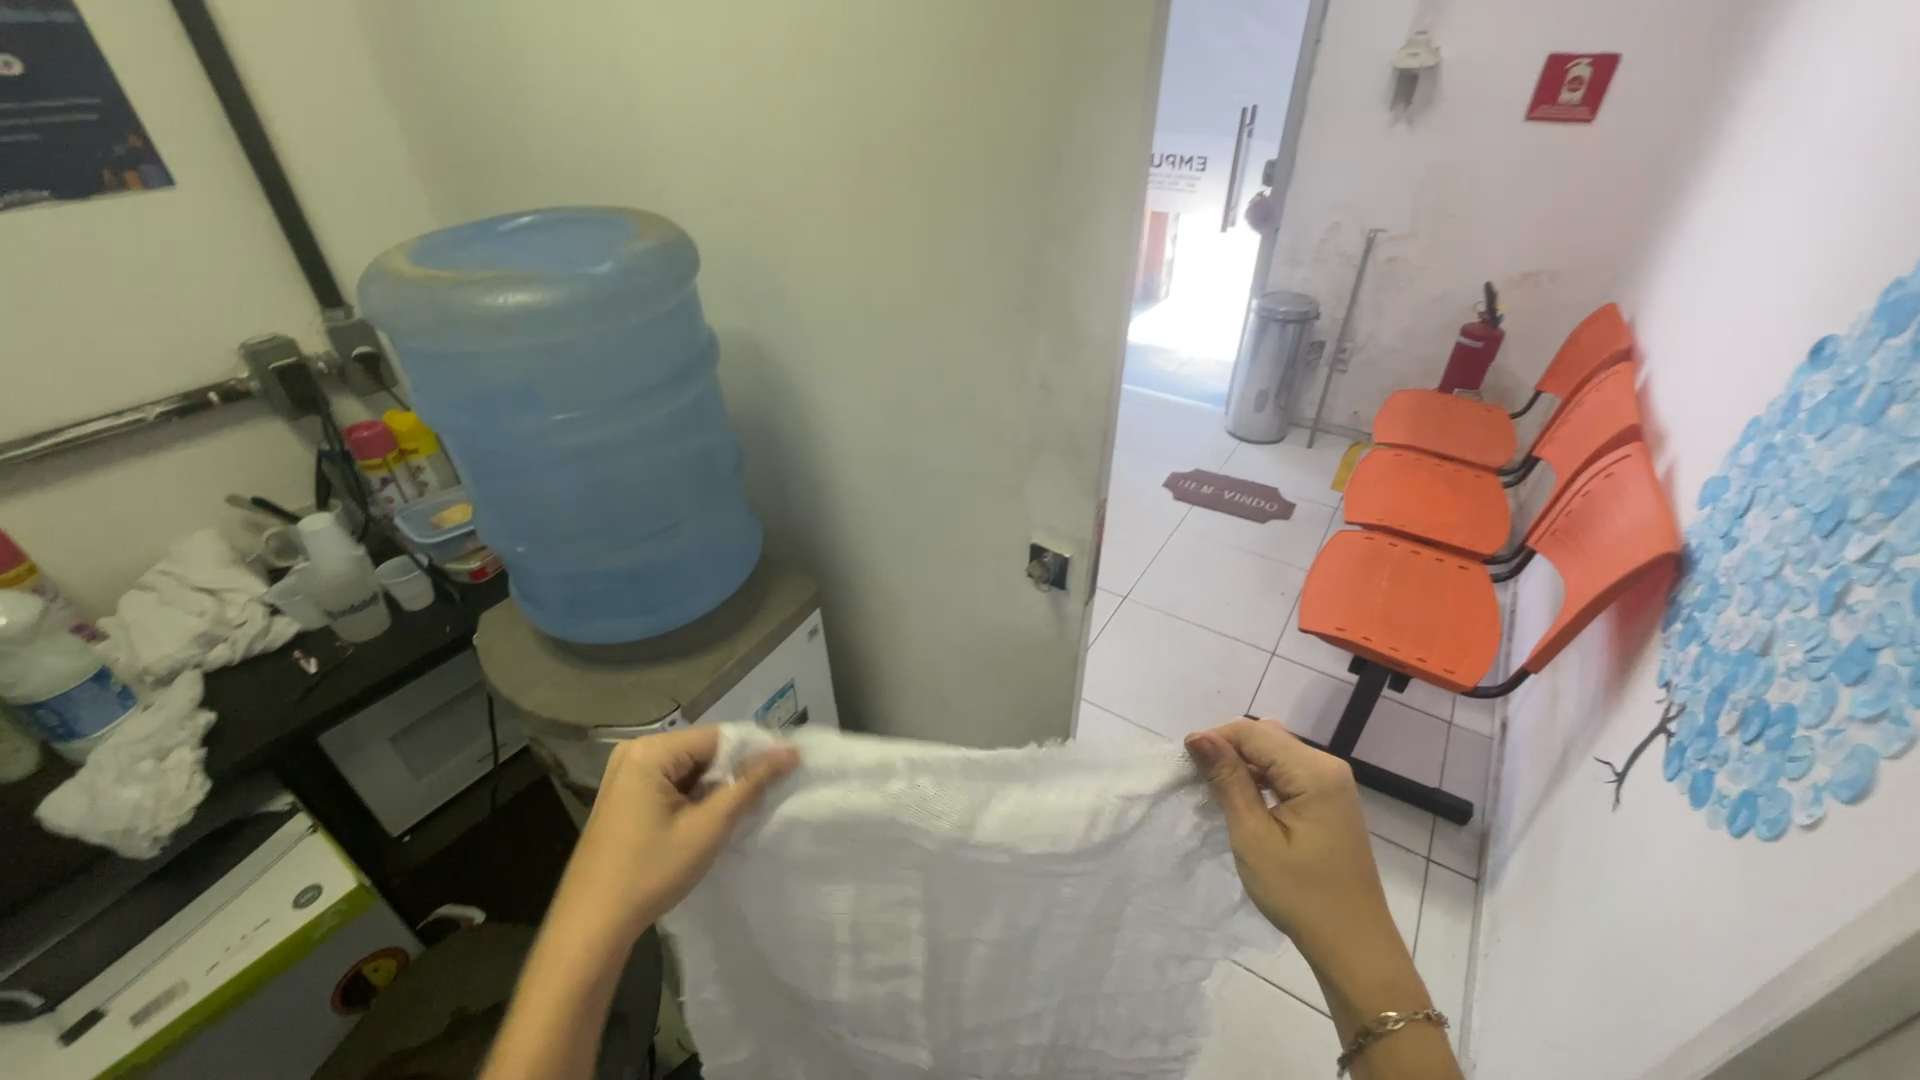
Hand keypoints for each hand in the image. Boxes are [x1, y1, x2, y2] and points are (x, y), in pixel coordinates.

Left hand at [554, 727, 799, 944]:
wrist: (592, 923)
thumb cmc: (651, 872)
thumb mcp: (708, 827)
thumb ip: (750, 784)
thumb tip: (790, 752)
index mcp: (650, 751)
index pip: (719, 737)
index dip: (754, 753)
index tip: (786, 771)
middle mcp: (635, 751)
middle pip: (703, 750)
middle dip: (734, 772)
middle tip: (764, 797)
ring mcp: (626, 773)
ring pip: (690, 768)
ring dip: (716, 787)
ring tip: (742, 810)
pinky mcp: (625, 795)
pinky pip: (672, 782)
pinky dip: (694, 797)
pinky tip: (710, 819)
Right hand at [1188, 717, 1452, 1076]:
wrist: (1352, 945)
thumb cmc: (1300, 894)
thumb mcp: (1253, 836)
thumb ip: (1227, 780)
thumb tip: (1197, 736)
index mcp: (1314, 771)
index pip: (1252, 732)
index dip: (1214, 740)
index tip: (1185, 767)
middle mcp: (1328, 767)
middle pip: (1266, 737)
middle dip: (1228, 751)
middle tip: (1200, 783)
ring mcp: (1332, 785)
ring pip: (1276, 754)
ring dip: (1243, 767)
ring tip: (1217, 795)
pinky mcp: (1330, 802)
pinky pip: (1288, 774)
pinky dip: (1261, 781)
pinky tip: (1245, 805)